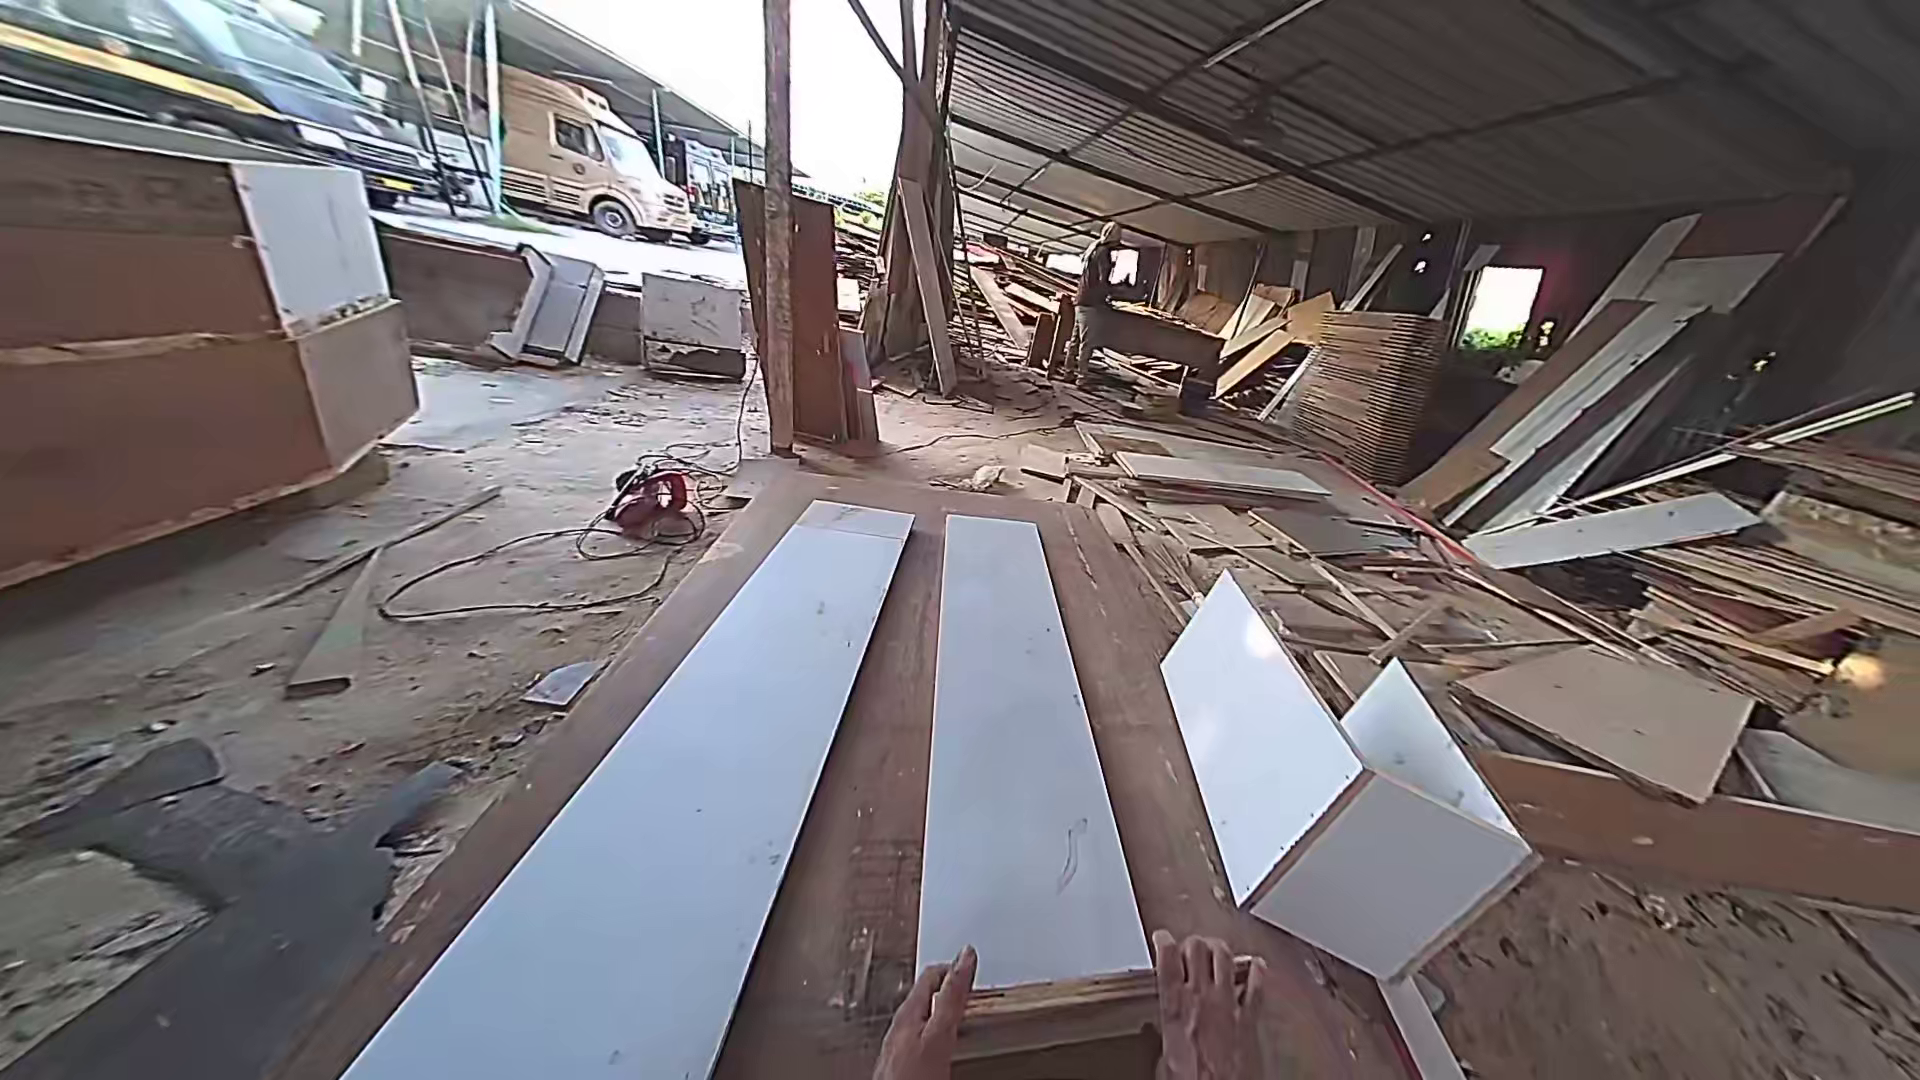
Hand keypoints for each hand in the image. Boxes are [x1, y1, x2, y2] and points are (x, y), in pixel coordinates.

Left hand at [872, 946, 977, 1079]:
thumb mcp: (939, 1033)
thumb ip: (952, 996)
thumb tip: (965, 956)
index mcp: (909, 1011)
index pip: (933, 973)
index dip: (956, 967)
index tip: (975, 967)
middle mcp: (901, 1026)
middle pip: (929, 995)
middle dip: (950, 991)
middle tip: (973, 995)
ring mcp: (899, 1047)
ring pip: (926, 1018)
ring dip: (944, 1015)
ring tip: (963, 1021)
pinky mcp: (901, 1067)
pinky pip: (922, 1040)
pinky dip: (937, 1037)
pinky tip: (945, 1052)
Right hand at [1154, 930, 1266, 1079]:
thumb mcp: (1167, 1058)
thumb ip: (1169, 1033)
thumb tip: (1168, 1033)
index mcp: (1175, 1004)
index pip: (1166, 953)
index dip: (1163, 939)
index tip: (1163, 938)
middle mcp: (1200, 996)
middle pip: (1196, 946)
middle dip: (1192, 943)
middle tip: (1190, 949)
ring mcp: (1227, 1004)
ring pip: (1224, 956)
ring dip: (1218, 949)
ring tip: (1215, 951)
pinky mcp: (1250, 1019)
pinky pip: (1257, 987)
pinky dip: (1256, 971)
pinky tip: (1255, 965)